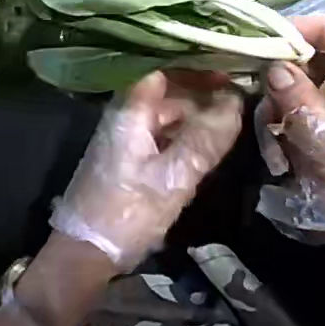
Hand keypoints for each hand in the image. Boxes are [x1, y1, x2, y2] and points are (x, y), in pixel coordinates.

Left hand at [51, 71, 242, 268]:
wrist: (83, 255)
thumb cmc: (128, 212)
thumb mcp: (174, 177)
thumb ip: (205, 138)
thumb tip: (235, 100)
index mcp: (130, 110)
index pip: (167, 72)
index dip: (199, 70)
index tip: (232, 75)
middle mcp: (125, 116)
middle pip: (167, 92)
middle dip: (202, 94)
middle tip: (241, 100)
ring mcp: (125, 138)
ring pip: (166, 115)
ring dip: (195, 116)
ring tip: (232, 121)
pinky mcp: (127, 159)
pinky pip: (161, 135)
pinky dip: (184, 134)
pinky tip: (206, 145)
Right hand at [256, 14, 324, 241]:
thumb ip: (299, 99)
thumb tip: (274, 65)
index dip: (314, 27)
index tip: (277, 37)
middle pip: (318, 61)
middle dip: (287, 76)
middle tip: (263, 90)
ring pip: (302, 90)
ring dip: (281, 108)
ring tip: (274, 138)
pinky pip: (298, 117)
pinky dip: (284, 129)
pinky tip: (280, 155)